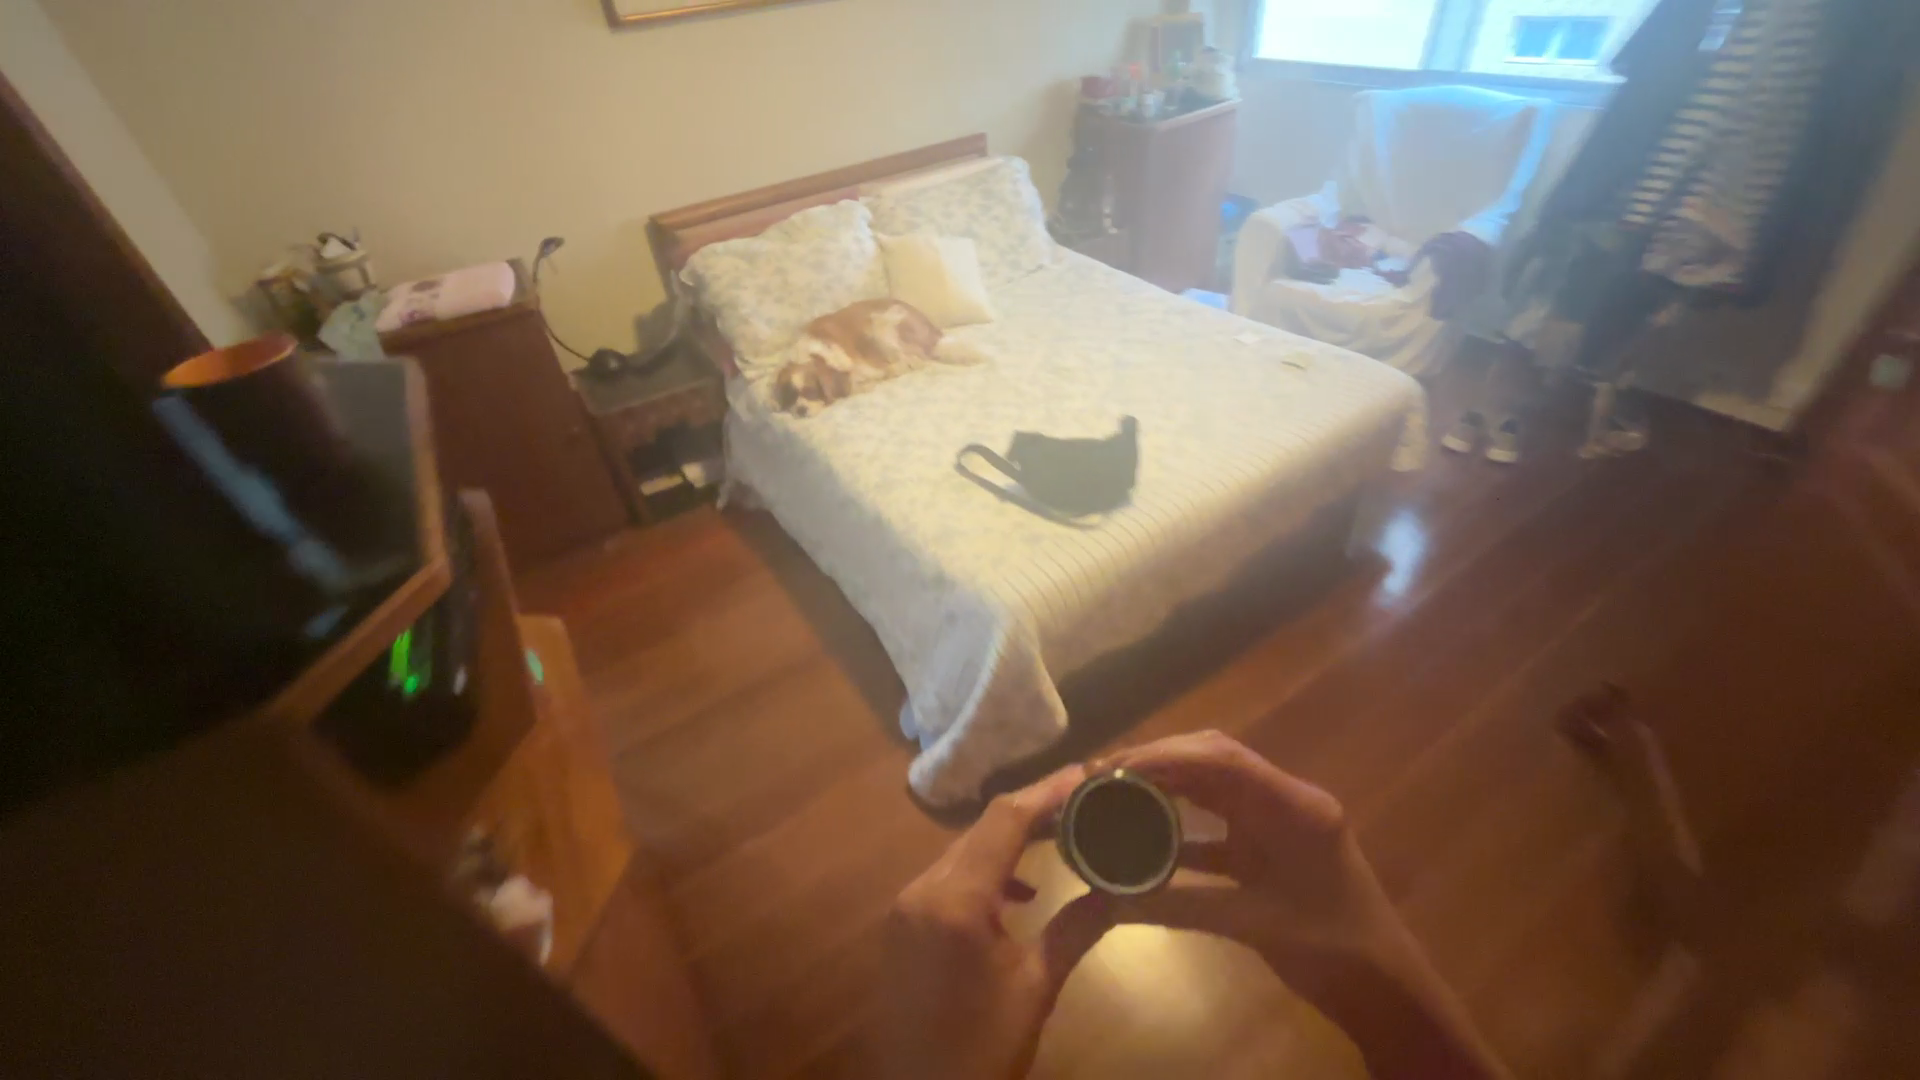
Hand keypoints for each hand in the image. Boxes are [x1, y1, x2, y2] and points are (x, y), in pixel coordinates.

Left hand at [874, 766, 1113, 1079]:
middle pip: (982, 829)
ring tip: (1057, 833)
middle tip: (1080, 797)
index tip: (1085, 774)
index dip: (1046, 792)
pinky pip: (948, 877)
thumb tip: (1115, 890)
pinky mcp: (903, 923)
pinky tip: (1016, 892)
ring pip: (963, 849)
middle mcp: (923, 888)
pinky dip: (984, 871)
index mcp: (955, 899)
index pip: (1004, 821)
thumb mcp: (1035, 988)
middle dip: (1032, 810)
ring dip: (1008, 839)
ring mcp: (906, 905)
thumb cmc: (982, 1049)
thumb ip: (1074, 929)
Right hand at [1102, 731, 1509, 1079]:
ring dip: (1165, 784)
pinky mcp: (1269, 843)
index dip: (1163, 754)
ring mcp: (1278, 819)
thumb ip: (1178, 906)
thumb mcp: (1252, 926)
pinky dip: (1180, 823)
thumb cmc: (1333, 952)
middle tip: (1103, 774)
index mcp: (1294, 806)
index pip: (1221, 758)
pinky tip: (1144, 834)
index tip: (1113, 767)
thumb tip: (1107, 901)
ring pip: (1212, 784)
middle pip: (1212, 759)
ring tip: (1114, 790)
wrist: (1389, 991)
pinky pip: (1217, 820)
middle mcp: (1285, 799)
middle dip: (1156, 760)